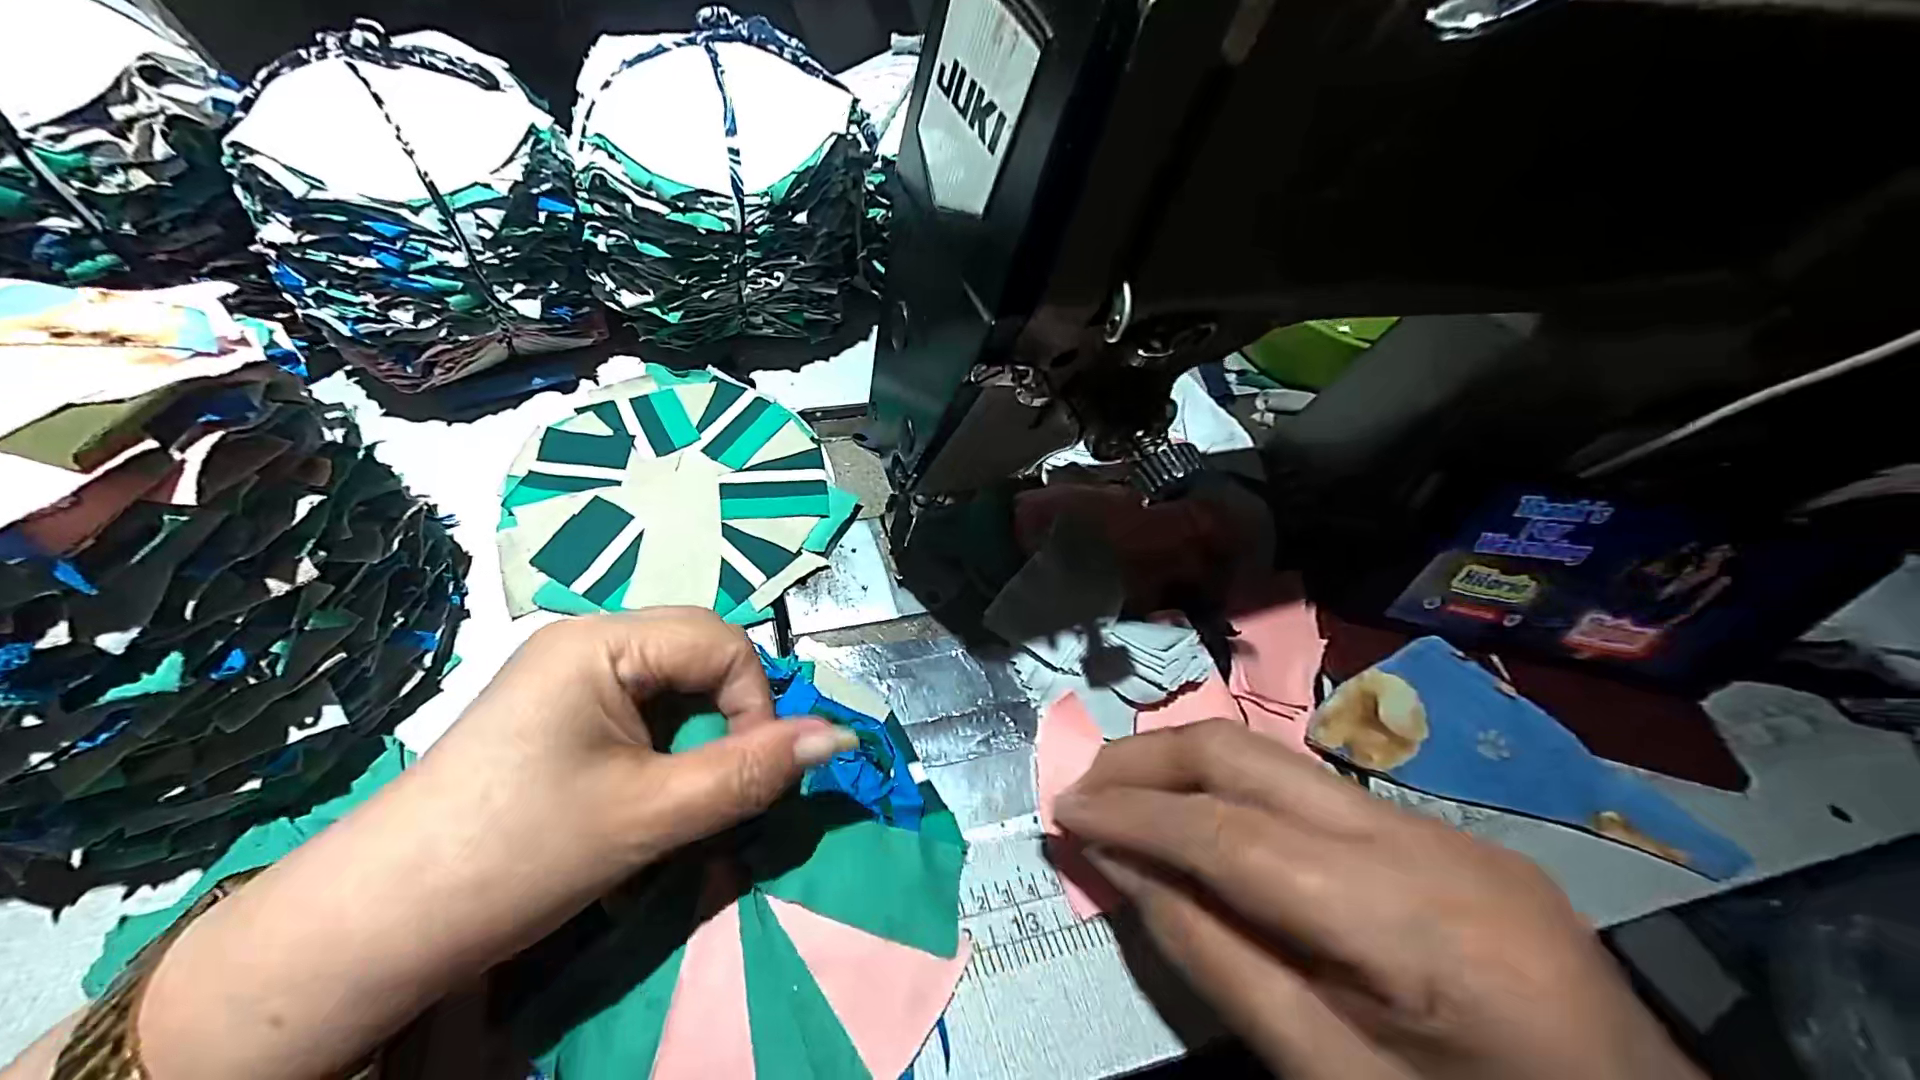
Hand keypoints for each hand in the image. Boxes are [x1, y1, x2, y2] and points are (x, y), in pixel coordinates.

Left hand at [425, 607, 857, 866]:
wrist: (374, 930)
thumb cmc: (514, 857)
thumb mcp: (651, 815)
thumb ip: (751, 772)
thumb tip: (839, 738)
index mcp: (599, 642)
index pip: (720, 641)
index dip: (753, 701)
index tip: (749, 770)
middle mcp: (585, 639)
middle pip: (699, 650)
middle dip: (730, 711)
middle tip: (722, 779)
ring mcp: (568, 672)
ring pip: (676, 678)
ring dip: (701, 728)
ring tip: (685, 787)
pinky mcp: (559, 708)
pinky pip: (643, 701)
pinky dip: (669, 738)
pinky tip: (652, 782)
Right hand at [1053, 720, 1700, 1079]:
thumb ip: (1217, 964)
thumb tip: (1127, 869)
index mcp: (1413, 923)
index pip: (1233, 834)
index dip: (1135, 815)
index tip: (1063, 810)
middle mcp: (1425, 842)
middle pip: (1251, 758)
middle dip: (1149, 758)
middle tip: (1083, 785)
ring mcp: (1438, 828)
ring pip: (1275, 761)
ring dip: (1184, 767)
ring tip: (1122, 792)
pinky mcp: (1438, 834)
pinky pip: (1308, 794)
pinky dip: (1232, 795)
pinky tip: (1200, 821)